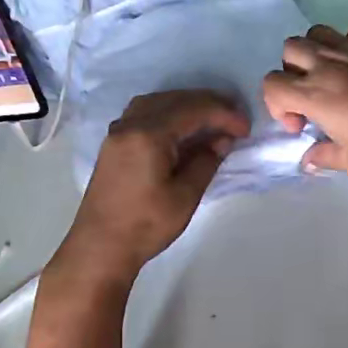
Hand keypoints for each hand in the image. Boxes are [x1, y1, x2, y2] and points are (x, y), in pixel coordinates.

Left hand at [55, 91, 250, 281]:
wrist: (100, 247)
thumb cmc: (145, 225)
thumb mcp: (185, 196)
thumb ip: (205, 162)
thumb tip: (222, 140)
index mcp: (148, 134)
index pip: (193, 110)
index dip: (223, 114)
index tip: (246, 129)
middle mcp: (130, 124)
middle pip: (174, 99)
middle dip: (208, 104)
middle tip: (235, 120)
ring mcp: (118, 132)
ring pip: (158, 103)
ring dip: (187, 106)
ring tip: (212, 120)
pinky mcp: (114, 144)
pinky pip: (144, 114)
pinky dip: (168, 114)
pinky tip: (182, 129)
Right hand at [263, 24, 347, 176]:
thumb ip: (324, 157)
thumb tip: (308, 161)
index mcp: (316, 94)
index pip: (272, 84)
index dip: (276, 106)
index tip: (300, 126)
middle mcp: (329, 64)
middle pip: (289, 50)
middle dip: (290, 73)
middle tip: (310, 99)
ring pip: (317, 33)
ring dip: (314, 53)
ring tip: (329, 78)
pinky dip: (346, 46)